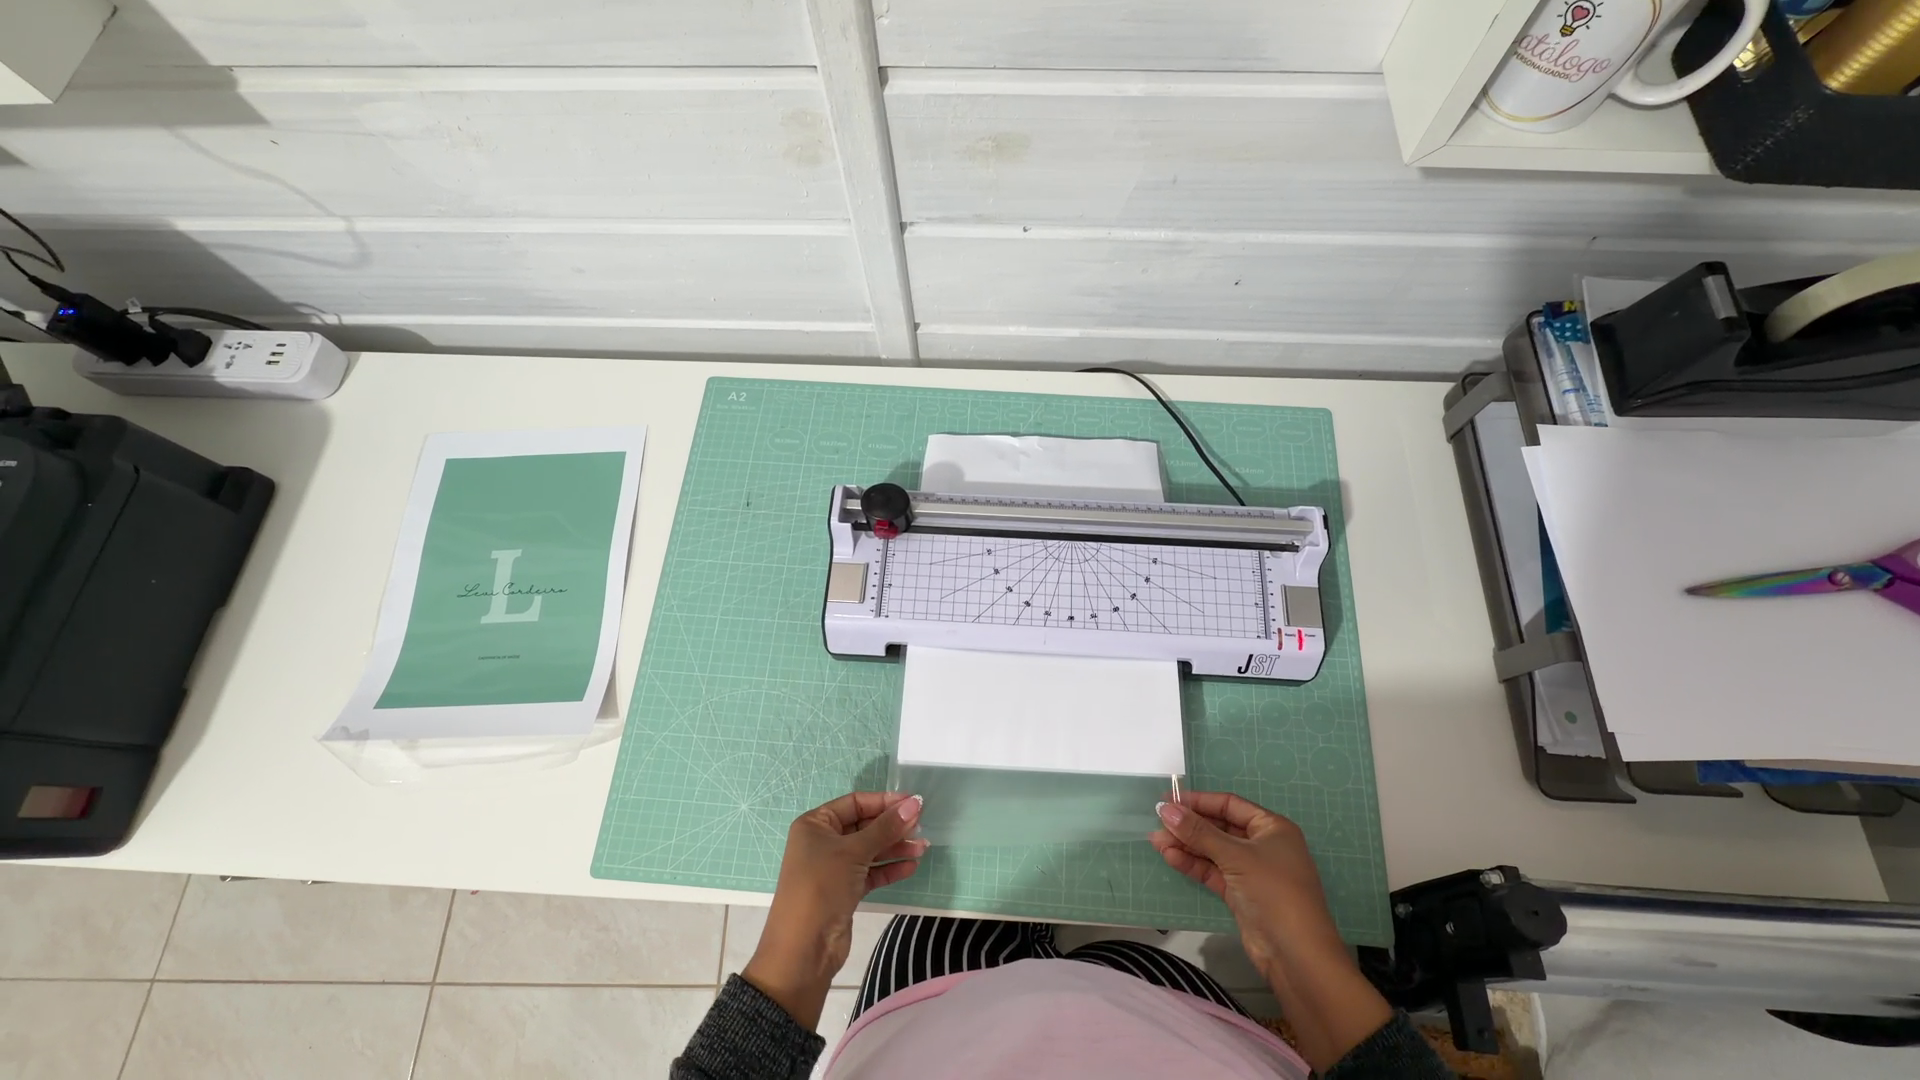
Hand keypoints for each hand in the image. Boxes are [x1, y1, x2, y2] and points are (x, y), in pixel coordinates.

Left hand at [743, 792, 926, 1028]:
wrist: (803, 949)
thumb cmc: (821, 887)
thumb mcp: (854, 852)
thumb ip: (886, 828)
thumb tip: (914, 803)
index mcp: (816, 824)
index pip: (855, 803)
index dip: (884, 802)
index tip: (913, 803)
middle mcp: (823, 842)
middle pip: (864, 826)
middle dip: (892, 827)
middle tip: (922, 827)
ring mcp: (834, 867)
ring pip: (870, 850)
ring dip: (895, 848)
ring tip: (923, 848)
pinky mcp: (844, 890)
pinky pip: (871, 872)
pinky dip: (889, 869)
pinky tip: (911, 866)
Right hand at [1151, 792, 1390, 1071]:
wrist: (1296, 954)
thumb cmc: (1273, 891)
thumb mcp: (1235, 856)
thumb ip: (1198, 832)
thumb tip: (1165, 808)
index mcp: (1272, 828)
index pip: (1230, 805)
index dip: (1199, 801)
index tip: (1168, 800)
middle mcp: (1263, 845)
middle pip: (1220, 828)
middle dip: (1189, 826)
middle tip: (1157, 821)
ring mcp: (1251, 871)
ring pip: (1213, 851)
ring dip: (1186, 846)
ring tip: (1155, 840)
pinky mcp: (1240, 894)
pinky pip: (1213, 872)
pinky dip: (1193, 864)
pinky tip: (1171, 857)